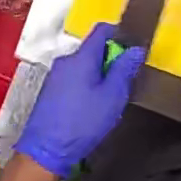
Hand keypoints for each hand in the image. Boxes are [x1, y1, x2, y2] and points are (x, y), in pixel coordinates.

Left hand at [14, 22, 146, 177]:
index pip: (102, 30)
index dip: (120, 34)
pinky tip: (92, 107)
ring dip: (99, 75)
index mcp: (81, 57)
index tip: (133, 48)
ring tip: (110, 98)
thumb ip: (124, 69)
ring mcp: (54, 76)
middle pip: (92, 49)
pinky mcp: (49, 92)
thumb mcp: (112, 97)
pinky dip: (86, 85)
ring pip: (83, 66)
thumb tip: (135, 49)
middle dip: (111, 60)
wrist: (46, 151)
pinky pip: (73, 79)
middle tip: (125, 81)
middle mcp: (65, 61)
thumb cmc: (83, 123)